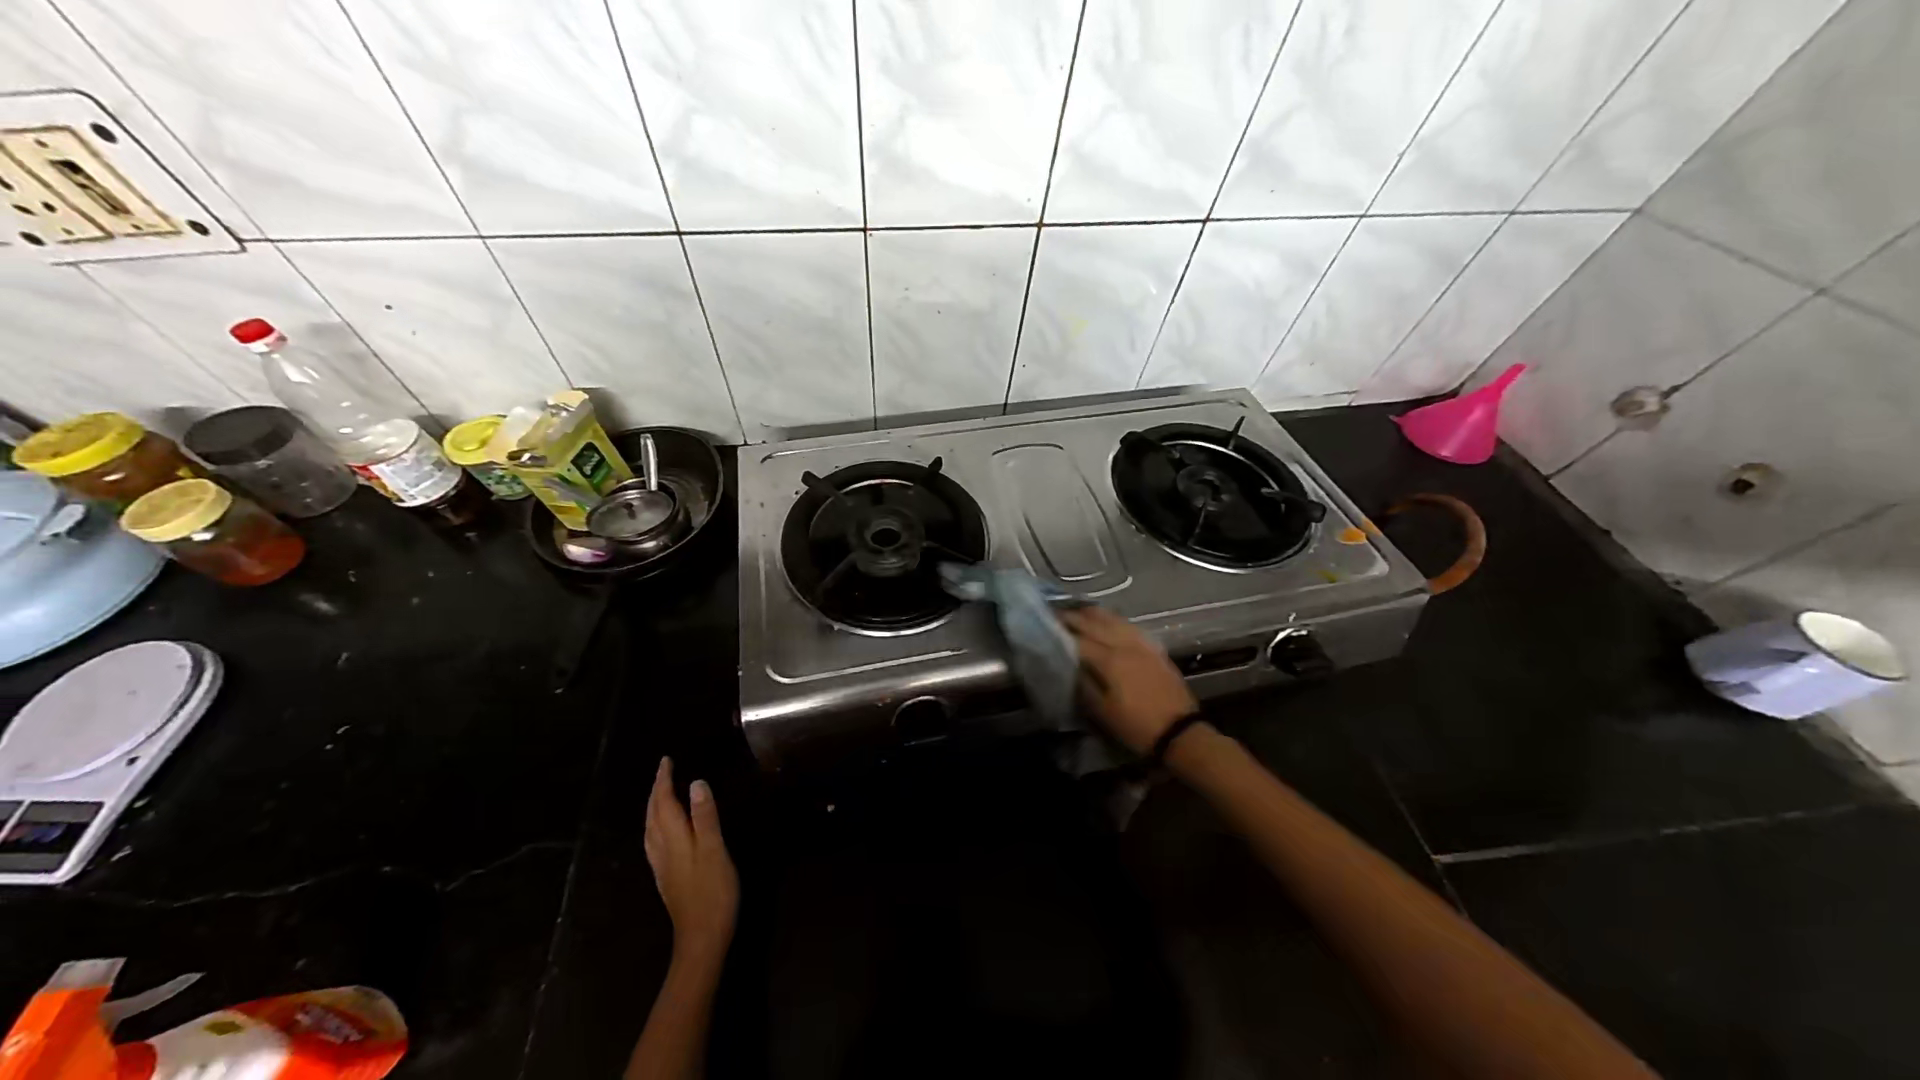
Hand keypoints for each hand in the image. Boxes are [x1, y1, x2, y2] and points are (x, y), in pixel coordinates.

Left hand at [644, 757, 738, 966]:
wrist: (701, 937)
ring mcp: (661, 865)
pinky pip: (654, 840)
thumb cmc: (713, 890)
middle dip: (657, 791)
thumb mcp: (714, 849)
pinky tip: (663, 831)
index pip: (664, 802)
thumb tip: (695, 782)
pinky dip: (656, 824)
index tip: (667, 760)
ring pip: (651, 828)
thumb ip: (705, 816)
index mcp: (673, 837)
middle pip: (653, 814)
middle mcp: (662, 848)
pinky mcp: (666, 877)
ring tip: (661, 794)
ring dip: (654, 807)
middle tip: (664, 771)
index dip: (664, 780)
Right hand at [1061, 607, 1197, 754]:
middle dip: (1073, 616)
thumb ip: (1083, 684)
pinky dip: (1113, 619)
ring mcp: (1142, 644)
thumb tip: (1069, 665)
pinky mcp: (1154, 648)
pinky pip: (1129, 625)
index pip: (1078, 638)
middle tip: (1056, 614)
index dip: (1060, 630)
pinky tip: (1108, 621)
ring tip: (1078, 613)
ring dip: (1093, 614)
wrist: (1180, 732)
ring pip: (1114, 619)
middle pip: (1095, 622)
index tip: (1045, 624)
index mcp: (1109, 660)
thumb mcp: (1102, 711)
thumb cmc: (1136, 726)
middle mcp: (1125, 644)